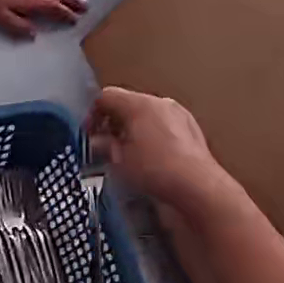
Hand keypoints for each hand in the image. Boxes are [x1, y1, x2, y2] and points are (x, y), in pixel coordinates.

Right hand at [86, 87, 236, 212]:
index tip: (89, 133)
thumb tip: (97, 142)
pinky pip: (163, 126)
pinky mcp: (190, 129)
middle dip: (113, 123)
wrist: (195, 186)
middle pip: (128, 104)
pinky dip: (151, 136)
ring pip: (146, 115)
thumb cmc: (157, 171)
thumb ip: (104, 146)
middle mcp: (160, 103)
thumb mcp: (119, 161)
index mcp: (139, 105)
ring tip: (127, 156)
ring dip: (132, 130)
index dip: (92, 114)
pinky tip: (149, 160)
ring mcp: (178, 114)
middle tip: (105, 146)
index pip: (106, 96)